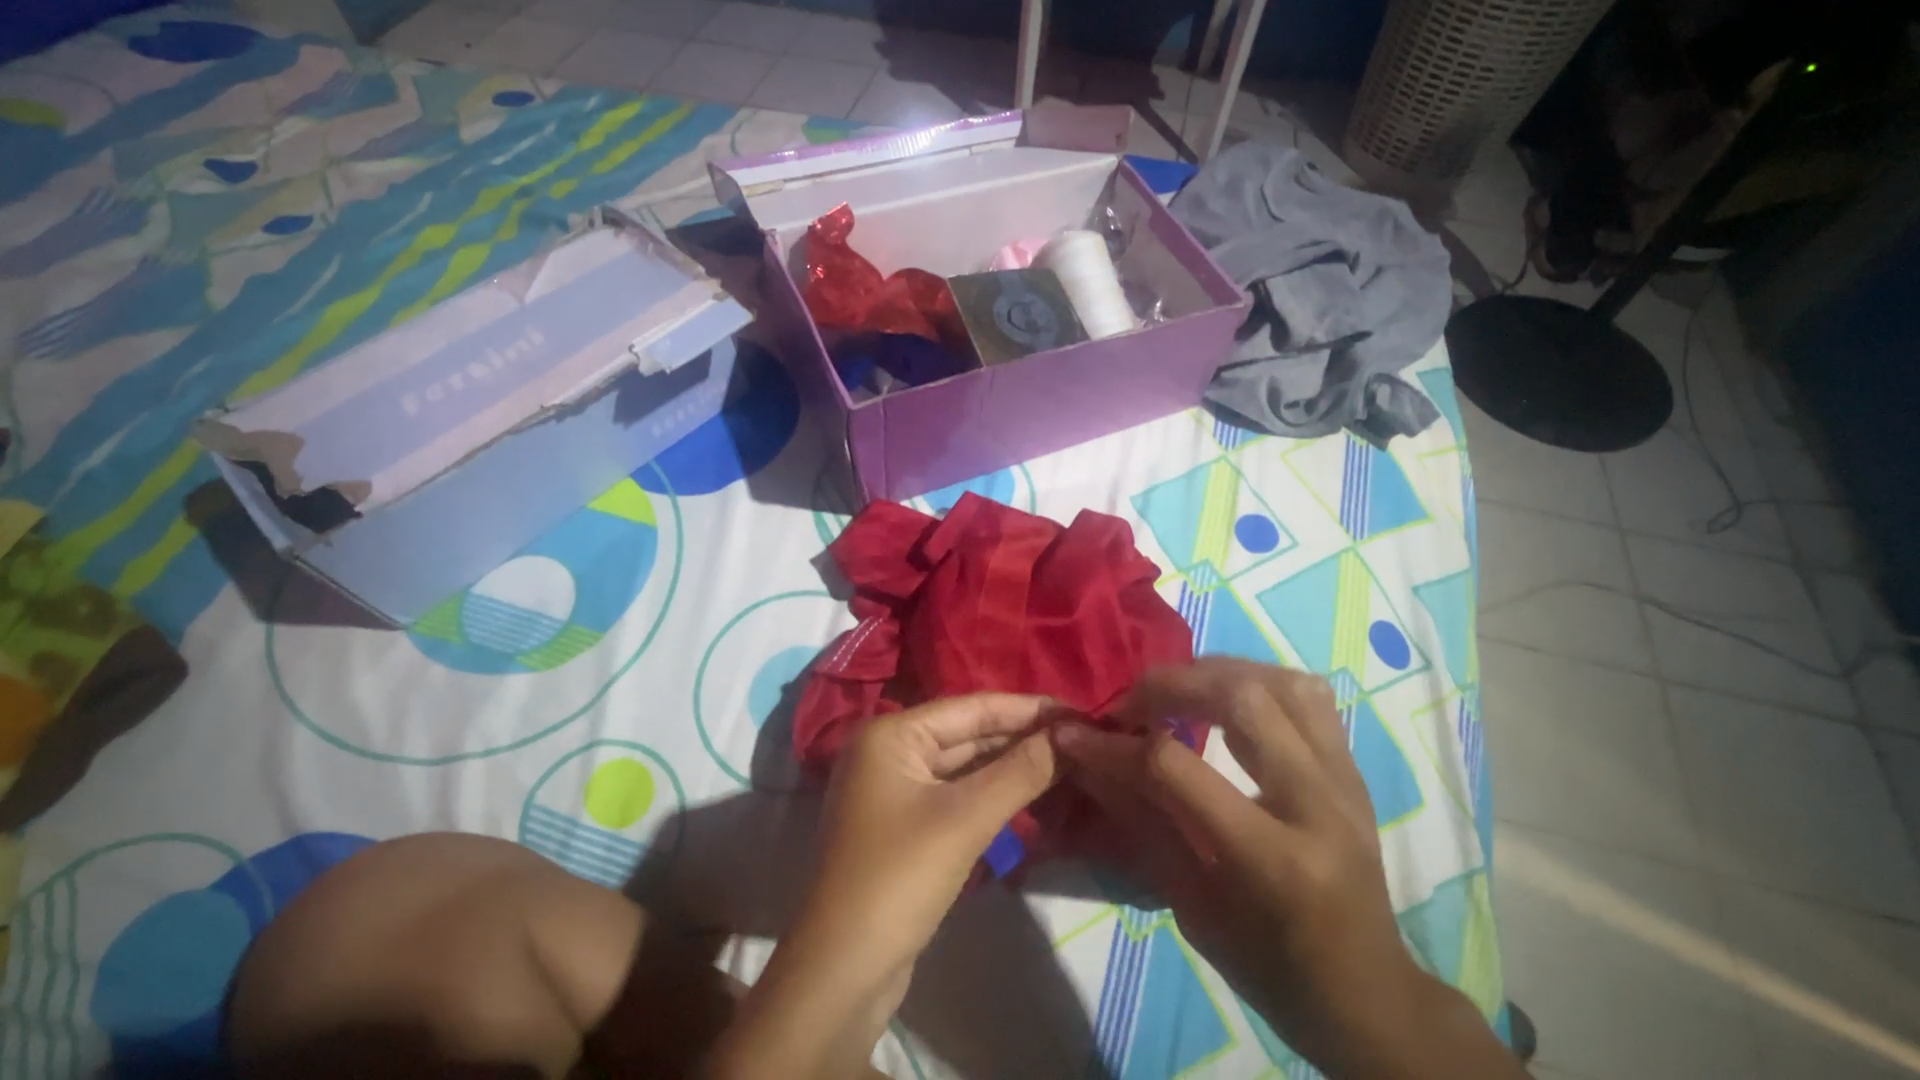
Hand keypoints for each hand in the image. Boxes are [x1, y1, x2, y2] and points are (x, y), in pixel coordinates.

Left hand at [700, 694, 1060, 1079]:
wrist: (843, 969)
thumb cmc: (899, 879)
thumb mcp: (966, 819)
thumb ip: (1021, 770)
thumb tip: (1071, 732)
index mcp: (890, 734)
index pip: (972, 708)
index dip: (1029, 709)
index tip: (1083, 711)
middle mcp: (887, 752)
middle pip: (967, 734)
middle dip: (1023, 737)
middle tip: (1084, 739)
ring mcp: (893, 791)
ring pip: (963, 767)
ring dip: (1012, 766)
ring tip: (1070, 761)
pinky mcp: (903, 827)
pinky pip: (956, 797)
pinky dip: (992, 794)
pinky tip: (1033, 794)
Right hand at [1054, 659, 1519, 1079]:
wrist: (1364, 991)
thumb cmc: (1268, 965)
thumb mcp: (1191, 906)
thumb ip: (1143, 823)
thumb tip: (1088, 760)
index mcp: (1271, 857)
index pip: (1177, 769)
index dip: (1115, 746)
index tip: (1074, 733)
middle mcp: (1316, 803)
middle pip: (1241, 699)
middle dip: (1169, 686)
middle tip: (1128, 703)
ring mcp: (1345, 779)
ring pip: (1281, 682)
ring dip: (1217, 672)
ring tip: (1176, 691)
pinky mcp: (1354, 769)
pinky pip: (1309, 696)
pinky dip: (1258, 681)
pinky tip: (1225, 697)